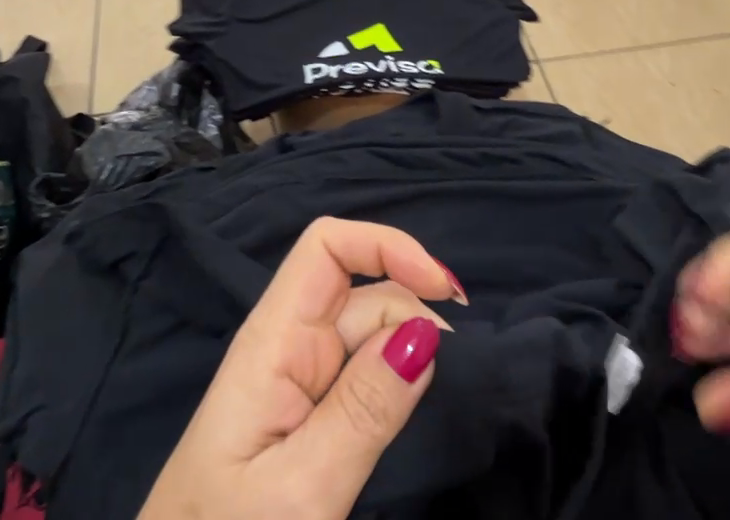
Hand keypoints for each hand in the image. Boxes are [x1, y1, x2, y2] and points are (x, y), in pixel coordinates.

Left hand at [139, 218, 466, 519]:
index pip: (326, 248)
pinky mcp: (310, 406)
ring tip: (441, 404)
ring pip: (371, 330)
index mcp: (272, 339)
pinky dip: (400, 377)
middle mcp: (288, 342)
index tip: (446, 291)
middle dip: (416, 312)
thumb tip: (426, 329)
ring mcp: (300, 374)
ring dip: (414, 348)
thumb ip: (363, 410)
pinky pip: (365, 371)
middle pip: (362, 290)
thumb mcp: (301, 484)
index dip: (386, 245)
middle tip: (457, 380)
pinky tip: (418, 408)